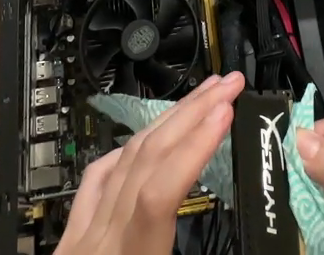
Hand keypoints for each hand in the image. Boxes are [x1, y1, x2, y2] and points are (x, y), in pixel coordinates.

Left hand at [55, 71, 243, 254]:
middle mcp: (101, 242)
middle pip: (145, 161)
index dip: (193, 148)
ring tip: (202, 98)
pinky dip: (125, 151)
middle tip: (228, 85)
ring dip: (168, 122)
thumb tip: (250, 240)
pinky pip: (95, 180)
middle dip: (191, 114)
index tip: (226, 110)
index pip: (159, 193)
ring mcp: (82, 235)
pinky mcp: (72, 237)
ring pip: (124, 161)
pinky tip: (146, 136)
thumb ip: (199, 249)